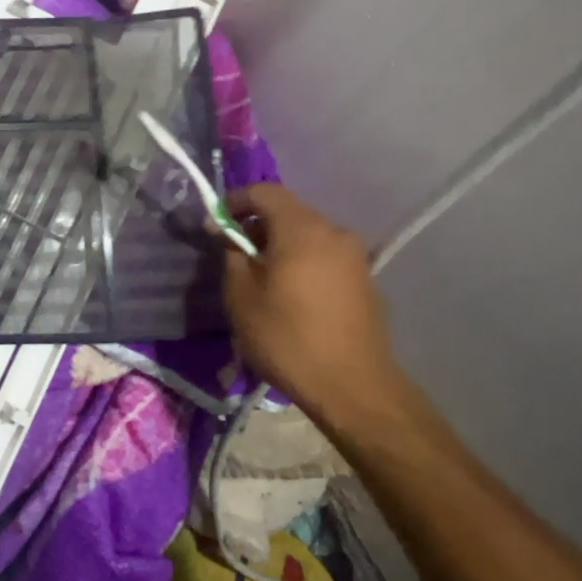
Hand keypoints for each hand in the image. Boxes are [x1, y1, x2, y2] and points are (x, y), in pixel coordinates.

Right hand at [222, 184, 400, 418]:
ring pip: (308, 236)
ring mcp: (355, 257)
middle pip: (289, 213)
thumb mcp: (241, 297)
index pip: (266, 192)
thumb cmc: (288, 338)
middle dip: (258, 226)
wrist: (352, 387)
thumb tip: (228, 234)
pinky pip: (325, 258)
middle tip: (235, 255)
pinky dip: (303, 264)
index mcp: (303, 230)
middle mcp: (334, 233)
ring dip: (281, 247)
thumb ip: (232, 255)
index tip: (216, 224)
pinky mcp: (365, 281)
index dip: (236, 201)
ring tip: (261, 279)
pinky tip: (291, 296)